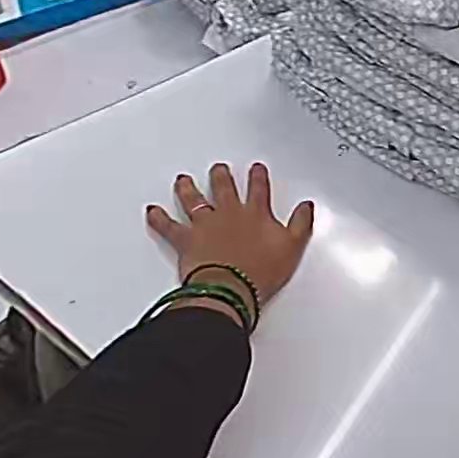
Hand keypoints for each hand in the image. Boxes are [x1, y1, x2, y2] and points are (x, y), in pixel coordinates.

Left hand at [146, 162, 314, 316]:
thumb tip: (306, 207)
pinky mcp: (185, 241)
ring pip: (194, 200)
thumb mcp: (294, 246)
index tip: (256, 169)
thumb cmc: (260, 271)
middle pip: (224, 188)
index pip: (258, 189)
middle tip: (219, 169)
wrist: (230, 288)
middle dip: (221, 176)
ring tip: (184, 180)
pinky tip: (152, 211)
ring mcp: (205, 225)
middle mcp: (229, 214)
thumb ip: (301, 223)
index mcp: (256, 214)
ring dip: (188, 188)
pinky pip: (168, 226)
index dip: (258, 177)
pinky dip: (159, 218)